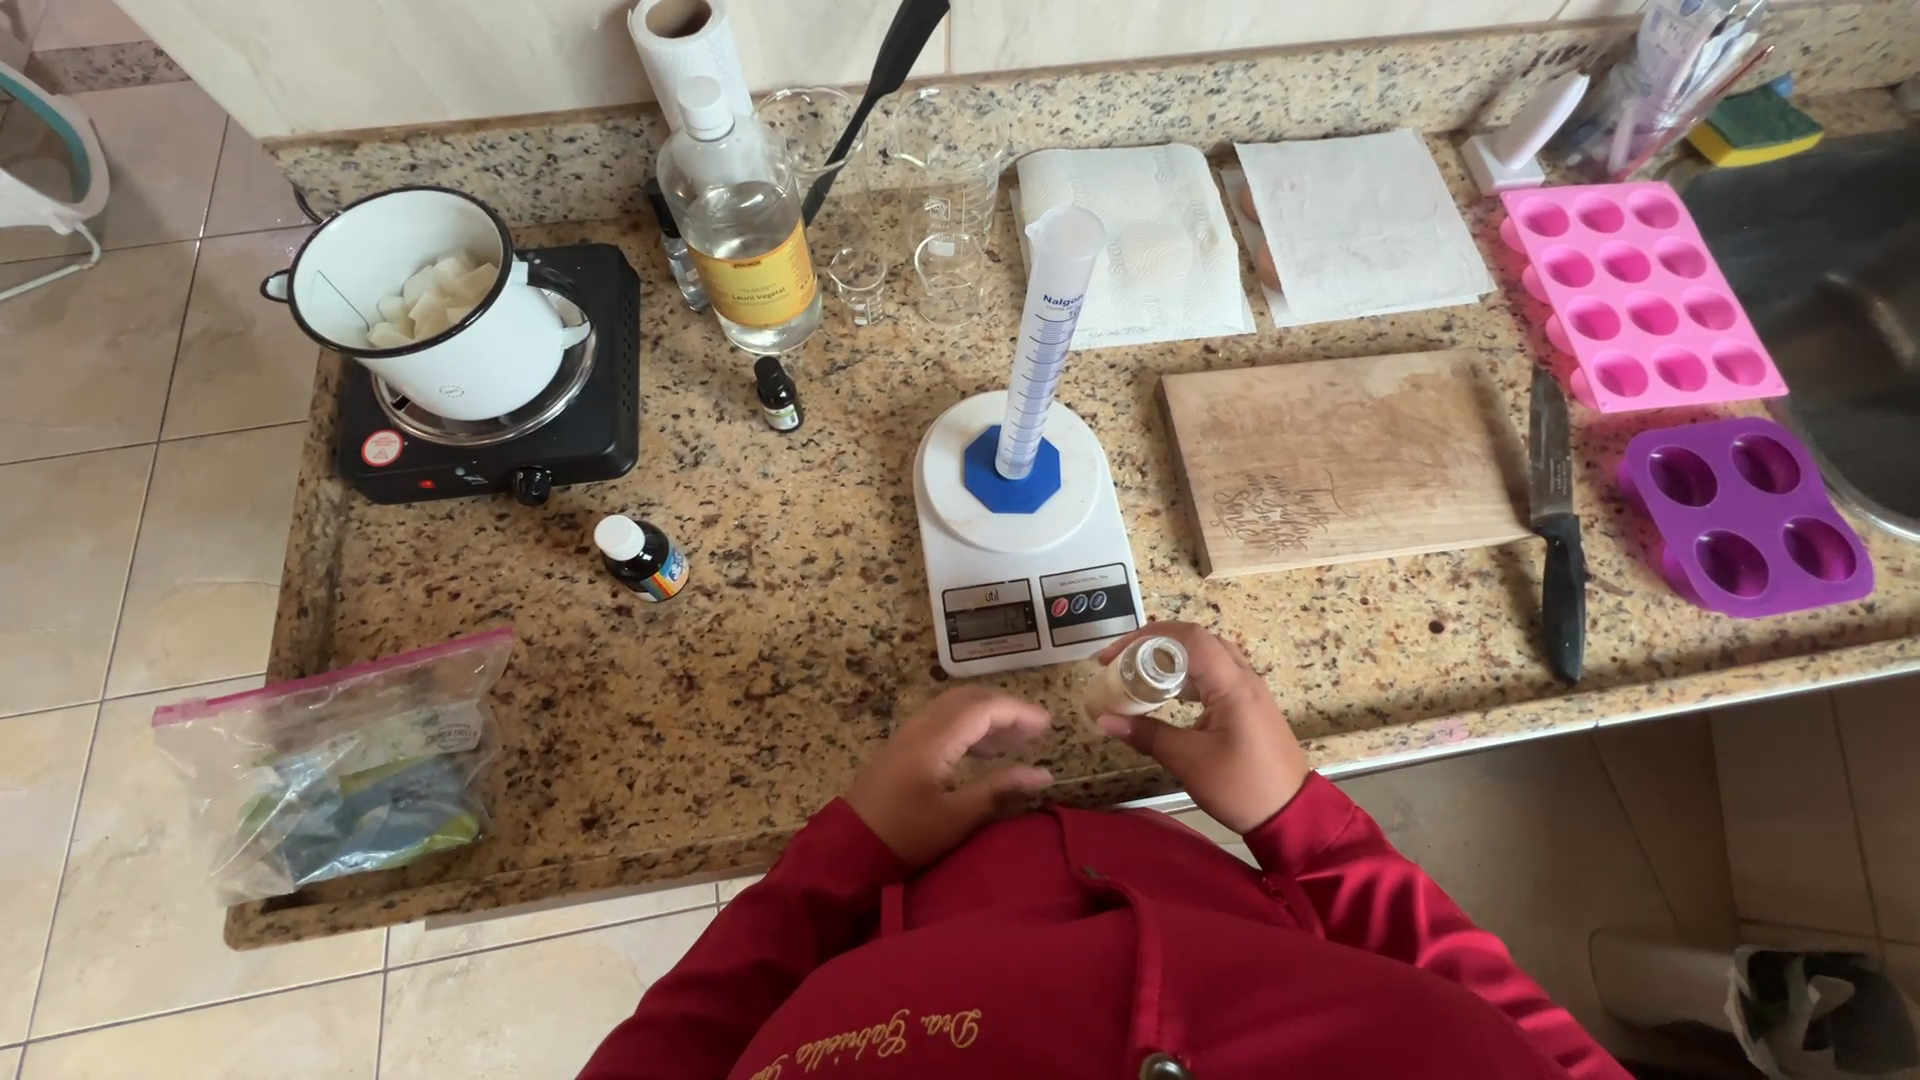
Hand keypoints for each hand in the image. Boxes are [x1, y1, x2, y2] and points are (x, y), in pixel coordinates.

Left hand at [844, 687, 1053, 867]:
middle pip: (969, 699)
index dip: (1018, 712)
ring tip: (1017, 742)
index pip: (984, 708)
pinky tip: (984, 751)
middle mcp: (921, 726)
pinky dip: (969, 726)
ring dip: (987, 716)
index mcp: (935, 738)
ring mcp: (909, 734)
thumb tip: (1043, 774)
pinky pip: (943, 721)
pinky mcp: (904, 747)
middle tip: (1035, 730)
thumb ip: (1000, 790)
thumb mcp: (957, 817)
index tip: (1048, 725)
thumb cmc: (906, 835)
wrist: (848, 847)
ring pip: (954, 708)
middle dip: (1005, 709)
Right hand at [1092, 622, 1309, 833]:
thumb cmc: (1241, 787)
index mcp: (1232, 685)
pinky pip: (1216, 672)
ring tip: (1140, 671)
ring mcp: (1250, 691)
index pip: (1188, 638)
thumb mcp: (1189, 761)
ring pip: (1208, 654)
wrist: (1292, 816)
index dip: (1146, 637)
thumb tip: (1104, 720)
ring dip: (1172, 655)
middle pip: (1197, 639)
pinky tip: (1169, 691)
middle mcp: (1244, 678)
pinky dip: (1187, 672)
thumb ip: (1147, 735)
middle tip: (1123, 660)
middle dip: (1155, 642)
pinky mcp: (1250, 705)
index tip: (1114, 656)